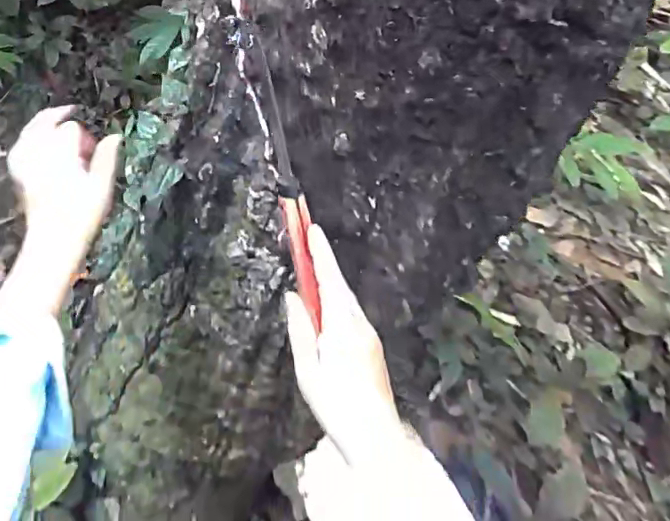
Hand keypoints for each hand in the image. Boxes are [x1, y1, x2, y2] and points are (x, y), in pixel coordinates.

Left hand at [0, 105, 119, 316]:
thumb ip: (106, 158)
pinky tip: (35, 139)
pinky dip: (27, 138)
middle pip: (48, 123)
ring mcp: (24, 164)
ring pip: (31, 131)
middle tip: (74, 122)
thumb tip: (115, 136)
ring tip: (56, 119)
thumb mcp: (101, 188)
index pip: (71, 129)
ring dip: (43, 123)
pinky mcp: (17, 174)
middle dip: (62, 121)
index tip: (92, 153)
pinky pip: (19, 147)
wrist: (52, 243)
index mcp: (60, 154)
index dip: (84, 137)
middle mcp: (39, 155)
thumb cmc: (80, 217)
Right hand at [285, 225, 474, 520]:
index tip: (311, 228)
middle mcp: (359, 325)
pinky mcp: (372, 347)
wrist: (377, 441)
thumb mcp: (308, 370)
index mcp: (342, 327)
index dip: (320, 252)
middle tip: (307, 237)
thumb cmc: (337, 408)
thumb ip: (300, 329)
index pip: (329, 279)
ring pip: (346, 298)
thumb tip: (293, 295)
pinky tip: (327, 304)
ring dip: (329, 279)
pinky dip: (337, 298)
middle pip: (338, 284)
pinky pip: (351, 312)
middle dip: (323, 260)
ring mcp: (369, 336)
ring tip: (312, 267)